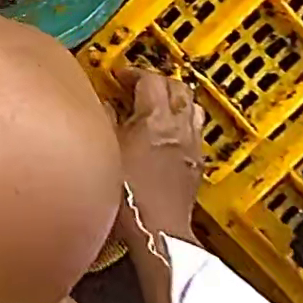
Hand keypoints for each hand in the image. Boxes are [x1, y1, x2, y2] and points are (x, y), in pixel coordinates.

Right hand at [109, 71, 204, 259]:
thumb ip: (107, 117)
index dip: (132, 72)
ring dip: (173, 99)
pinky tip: (165, 132)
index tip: (118, 75)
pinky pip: (194, 130)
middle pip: (177, 87)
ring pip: (191, 107)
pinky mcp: (196, 166)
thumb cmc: (128, 193)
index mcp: (156, 119)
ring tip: (154, 103)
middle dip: (156, 80)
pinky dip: (180, 122)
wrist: (155, 230)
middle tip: (136, 84)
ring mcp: (192, 148)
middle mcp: (179, 129)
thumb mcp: (106, 146)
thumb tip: (106, 103)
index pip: (150, 79)